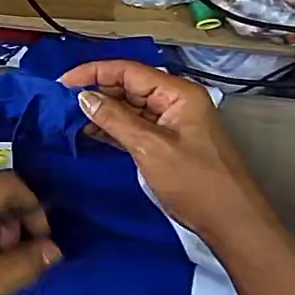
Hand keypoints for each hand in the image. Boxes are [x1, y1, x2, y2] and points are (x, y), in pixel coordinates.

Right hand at [60, 60, 273, 240]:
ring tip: (71, 119)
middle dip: (97, 91)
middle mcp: (176, 101)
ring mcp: (173, 122)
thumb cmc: (196, 183)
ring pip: (131, 107)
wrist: (232, 223)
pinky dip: (115, 128)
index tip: (62, 83)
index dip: (93, 72)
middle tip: (62, 103)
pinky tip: (92, 133)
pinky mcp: (170, 143)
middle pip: (129, 86)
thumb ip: (115, 119)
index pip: (129, 71)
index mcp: (178, 93)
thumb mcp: (150, 148)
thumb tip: (84, 97)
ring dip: (103, 111)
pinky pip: (137, 126)